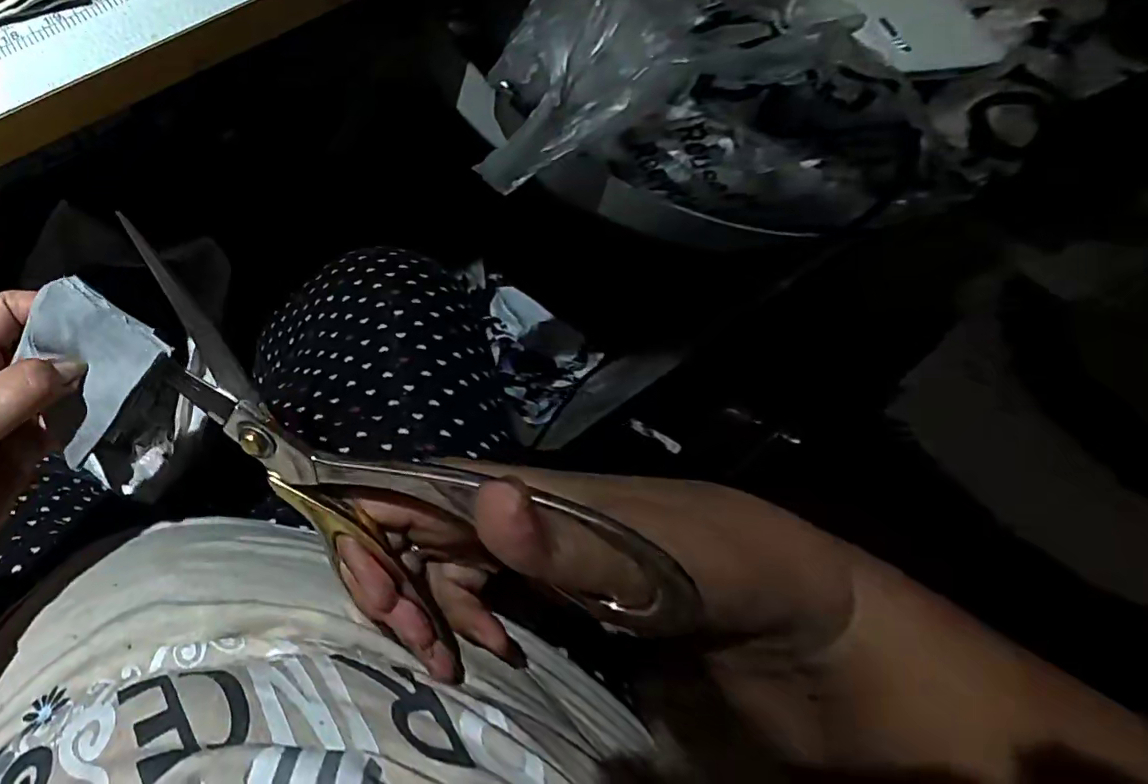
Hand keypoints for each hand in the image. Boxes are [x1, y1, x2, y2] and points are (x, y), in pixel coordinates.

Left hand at [0, 291, 83, 623]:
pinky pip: (62, 425)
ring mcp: (11, 418)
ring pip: (57, 386)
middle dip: (73, 345)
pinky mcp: (26, 453)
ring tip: (119, 383)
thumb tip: (79, 365)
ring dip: (83, 385)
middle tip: (116, 350)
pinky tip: (102, 418)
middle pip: (40, 345)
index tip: (85, 313)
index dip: (42, 304)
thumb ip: (23, 387)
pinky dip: (81, 421)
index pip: (7, 310)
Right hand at [339, 465, 858, 687]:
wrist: (784, 604)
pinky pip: (464, 591)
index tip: (379, 598)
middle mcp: (491, 509)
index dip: (363, 528)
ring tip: (443, 661)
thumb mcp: (641, 560)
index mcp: (500, 488)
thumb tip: (488, 499)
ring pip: (424, 561)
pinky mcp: (530, 577)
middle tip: (414, 640)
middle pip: (398, 526)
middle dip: (382, 578)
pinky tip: (489, 653)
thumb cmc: (709, 564)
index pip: (397, 487)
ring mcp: (509, 544)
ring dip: (415, 608)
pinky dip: (459, 624)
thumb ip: (562, 538)